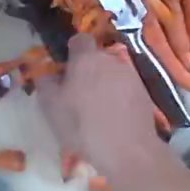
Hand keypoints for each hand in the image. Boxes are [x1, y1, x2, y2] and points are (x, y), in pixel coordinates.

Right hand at [35, 34, 163, 180]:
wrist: (128, 150)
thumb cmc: (82, 125)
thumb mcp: (51, 107)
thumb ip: (45, 84)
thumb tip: (46, 73)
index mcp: (86, 58)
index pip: (79, 40)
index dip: (72, 51)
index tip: (66, 68)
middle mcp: (110, 60)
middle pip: (96, 58)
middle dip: (87, 70)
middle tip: (78, 94)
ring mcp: (130, 75)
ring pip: (112, 73)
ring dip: (104, 84)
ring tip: (97, 110)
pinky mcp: (144, 92)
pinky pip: (125, 88)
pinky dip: (118, 97)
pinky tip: (113, 118)